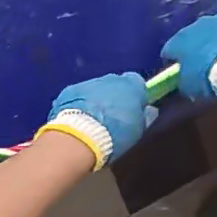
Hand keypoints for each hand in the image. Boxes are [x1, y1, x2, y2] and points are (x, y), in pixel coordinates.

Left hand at [41, 72, 156, 169]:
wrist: (80, 137)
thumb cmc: (116, 134)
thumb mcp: (139, 130)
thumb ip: (144, 116)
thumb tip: (148, 110)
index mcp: (131, 85)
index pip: (137, 83)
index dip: (135, 96)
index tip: (132, 110)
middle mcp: (109, 78)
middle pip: (114, 84)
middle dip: (113, 97)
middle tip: (111, 118)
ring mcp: (87, 83)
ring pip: (95, 90)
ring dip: (95, 101)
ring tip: (92, 122)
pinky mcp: (67, 91)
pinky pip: (77, 97)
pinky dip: (78, 106)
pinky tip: (77, 121)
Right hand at [162, 10, 216, 103]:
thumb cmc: (207, 78)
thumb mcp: (188, 86)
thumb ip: (183, 78)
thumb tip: (184, 76)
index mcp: (177, 42)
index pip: (169, 50)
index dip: (173, 59)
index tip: (178, 68)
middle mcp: (192, 26)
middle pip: (190, 36)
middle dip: (193, 46)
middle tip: (201, 60)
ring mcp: (214, 19)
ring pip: (209, 28)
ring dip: (211, 37)